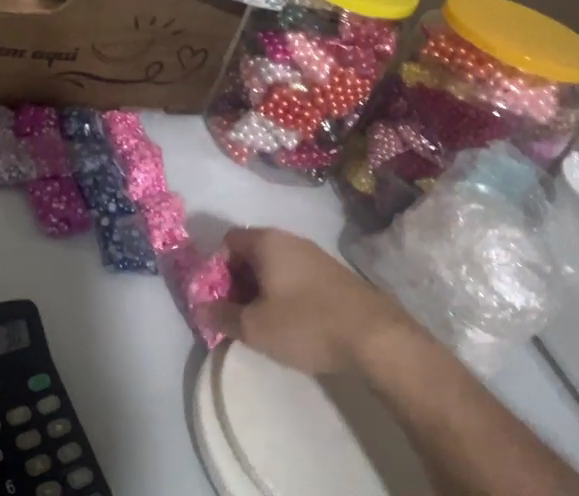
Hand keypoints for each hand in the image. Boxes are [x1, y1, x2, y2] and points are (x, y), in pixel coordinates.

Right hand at [196, 227, 414, 374]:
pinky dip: (287, 295)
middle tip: (238, 314)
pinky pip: (297, 277)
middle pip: (251, 253)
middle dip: (239, 281)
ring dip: (263, 290)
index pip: (227, 241)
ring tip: (265, 323)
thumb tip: (200, 309)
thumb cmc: (306, 324)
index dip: (216, 269)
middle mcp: (290, 239)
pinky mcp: (336, 276)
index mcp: (266, 241)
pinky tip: (294, 323)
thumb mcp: (255, 327)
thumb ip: (222, 316)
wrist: (378, 338)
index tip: (219, 300)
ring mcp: (316, 256)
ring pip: (276, 266)